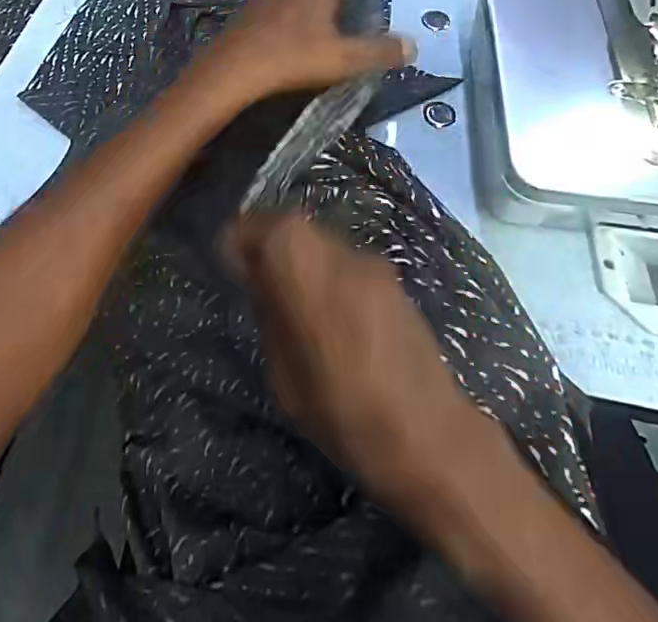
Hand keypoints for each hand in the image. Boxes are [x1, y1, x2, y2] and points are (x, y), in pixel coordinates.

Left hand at [192, 0, 412, 103]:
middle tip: (335, 34)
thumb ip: (380, 52)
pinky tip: (278, 52)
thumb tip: (413, 45)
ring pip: (288, 3)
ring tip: (308, 45)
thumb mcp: (345, 60)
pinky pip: (267, 19)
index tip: (355, 17)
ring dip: (299, 18)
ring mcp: (262, 2)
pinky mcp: (241, 20)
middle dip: (326, 6)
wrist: (233, 71)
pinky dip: (276, 31)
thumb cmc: (294, 60)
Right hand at [226, 213, 508, 513]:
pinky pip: (348, 262)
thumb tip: (258, 280)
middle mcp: (347, 257)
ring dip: (301, 259)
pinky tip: (328, 312)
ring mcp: (377, 266)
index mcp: (313, 278)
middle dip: (270, 244)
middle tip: (254, 279)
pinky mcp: (396, 281)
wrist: (428, 433)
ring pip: (324, 243)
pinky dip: (328, 273)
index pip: (270, 225)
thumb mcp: (285, 377)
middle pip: (297, 227)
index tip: (229, 262)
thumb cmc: (345, 415)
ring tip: (290, 300)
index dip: (244, 236)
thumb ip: (270, 316)